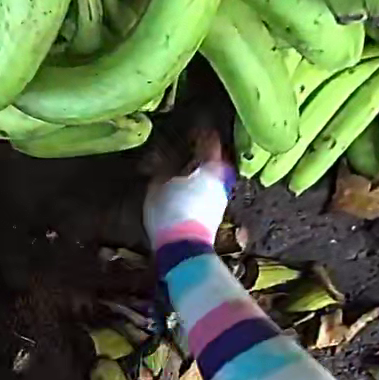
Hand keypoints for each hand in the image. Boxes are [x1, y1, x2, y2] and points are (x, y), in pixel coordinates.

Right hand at [142, 129, 234, 251]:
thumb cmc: (171, 212)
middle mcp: (220, 181)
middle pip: (216, 161)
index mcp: (209, 167)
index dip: (202, 134)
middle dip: (205, 155)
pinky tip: (188, 193)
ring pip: (215, 178)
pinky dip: (202, 189)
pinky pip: (211, 194)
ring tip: (188, 173)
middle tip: (193, 151)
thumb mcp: (157, 187)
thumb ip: (161, 170)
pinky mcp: (217, 216)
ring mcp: (221, 199)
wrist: (185, 249)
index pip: (210, 142)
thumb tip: (161, 161)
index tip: (196, 130)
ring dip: (203, 174)